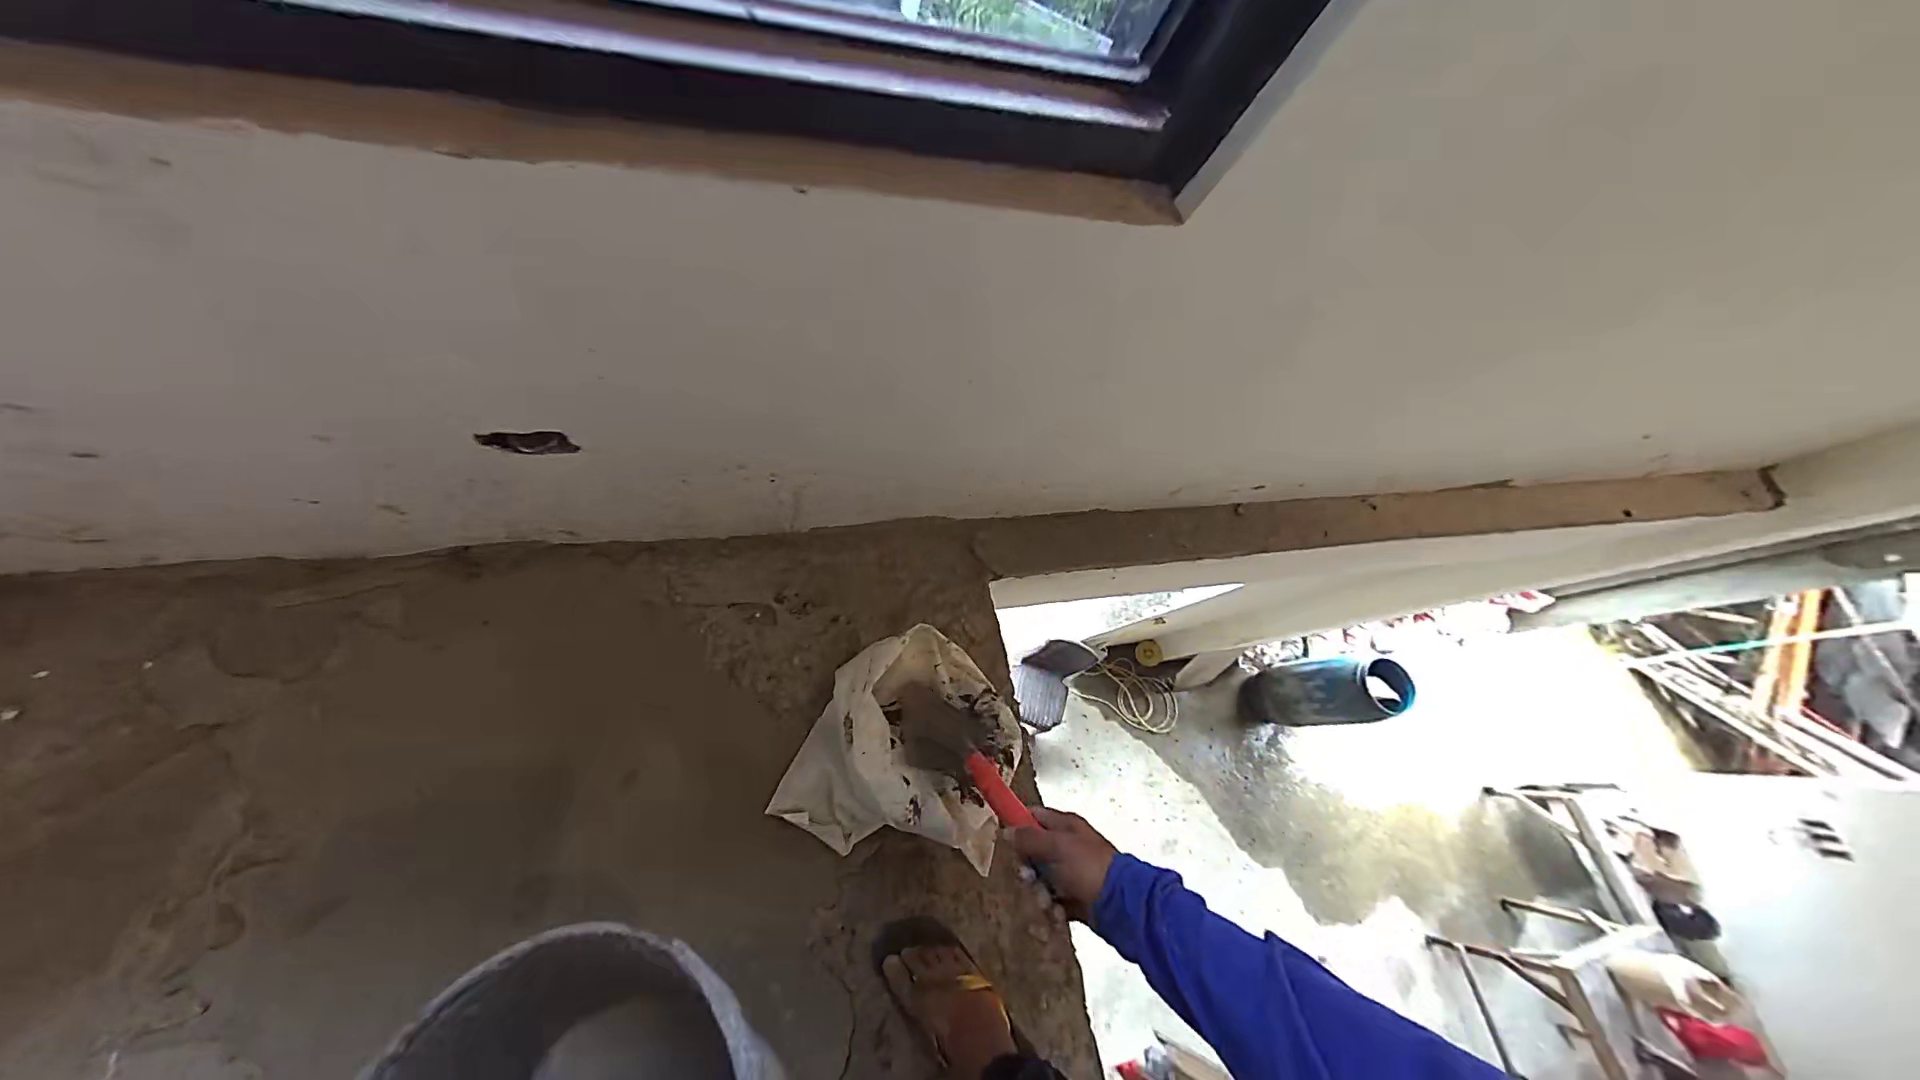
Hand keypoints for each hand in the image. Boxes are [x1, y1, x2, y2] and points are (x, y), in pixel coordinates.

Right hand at [1006, 807, 1117, 922]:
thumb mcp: (1056, 847)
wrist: (1122, 905)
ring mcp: (1072, 872)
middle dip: (1028, 869)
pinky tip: (1058, 914)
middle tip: (1029, 879)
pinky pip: (1053, 899)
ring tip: (1048, 903)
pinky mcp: (1075, 897)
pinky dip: (1053, 908)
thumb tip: (1006, 831)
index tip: (1008, 843)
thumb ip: (1029, 838)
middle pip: (1033, 852)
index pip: (1034, 816)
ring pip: (1041, 879)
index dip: (1018, 826)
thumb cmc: (1088, 867)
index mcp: (1065, 826)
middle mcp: (1067, 846)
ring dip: (1040, 893)